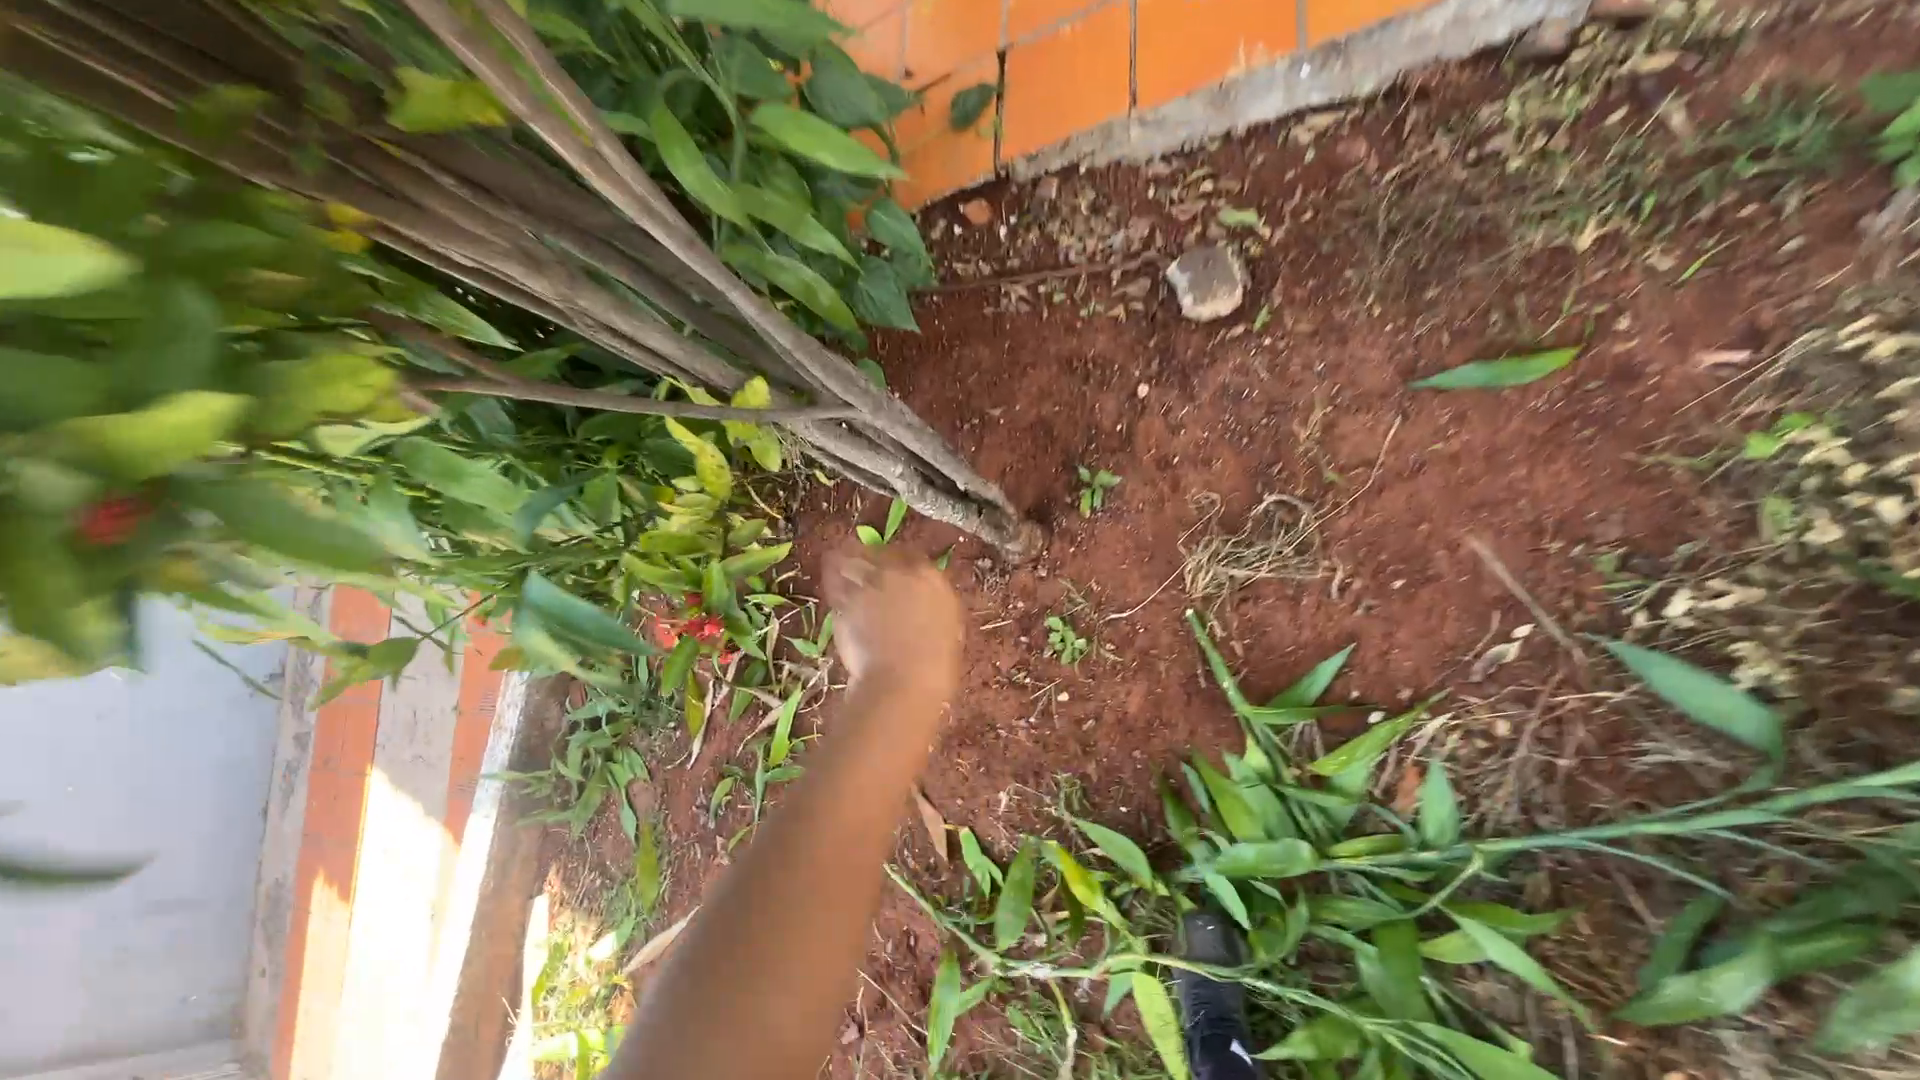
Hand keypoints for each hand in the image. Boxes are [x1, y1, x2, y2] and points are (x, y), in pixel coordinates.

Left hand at [824, 546, 961, 696]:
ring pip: (850, 561)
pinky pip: (834, 583)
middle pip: (876, 553)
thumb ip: (931, 605)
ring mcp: (867, 586)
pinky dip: (831, 581)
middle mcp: (898, 573)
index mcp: (930, 578)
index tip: (890, 564)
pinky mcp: (843, 602)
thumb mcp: (947, 627)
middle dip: (866, 555)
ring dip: (844, 562)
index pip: (910, 554)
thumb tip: (921, 601)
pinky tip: (829, 580)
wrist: (903, 683)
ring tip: (835, 562)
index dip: (897, 558)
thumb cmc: (935, 666)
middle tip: (858, 559)